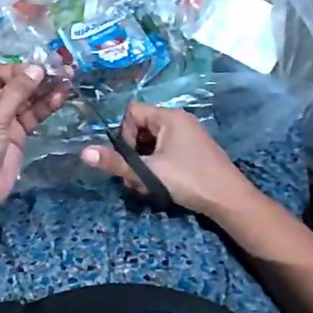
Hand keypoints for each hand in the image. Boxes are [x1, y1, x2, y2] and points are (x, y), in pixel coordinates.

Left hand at [0, 64, 68, 208]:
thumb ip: (17, 91)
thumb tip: (37, 68)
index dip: (18, 70)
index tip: (41, 68)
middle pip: (14, 86)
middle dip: (36, 79)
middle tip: (62, 71)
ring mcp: (2, 121)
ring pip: (26, 101)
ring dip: (45, 92)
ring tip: (67, 82)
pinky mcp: (16, 135)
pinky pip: (31, 116)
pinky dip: (45, 108)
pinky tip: (60, 98)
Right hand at [80, 103, 259, 217]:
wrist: (230, 200)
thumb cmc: (189, 180)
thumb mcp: (148, 172)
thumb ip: (115, 162)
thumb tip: (83, 152)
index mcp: (169, 117)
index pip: (132, 111)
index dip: (124, 133)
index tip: (130, 156)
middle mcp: (179, 119)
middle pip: (141, 127)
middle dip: (133, 151)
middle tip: (135, 175)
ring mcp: (189, 134)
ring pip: (153, 141)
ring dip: (144, 161)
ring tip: (147, 183)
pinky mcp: (195, 149)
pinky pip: (166, 149)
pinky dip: (158, 164)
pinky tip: (161, 183)